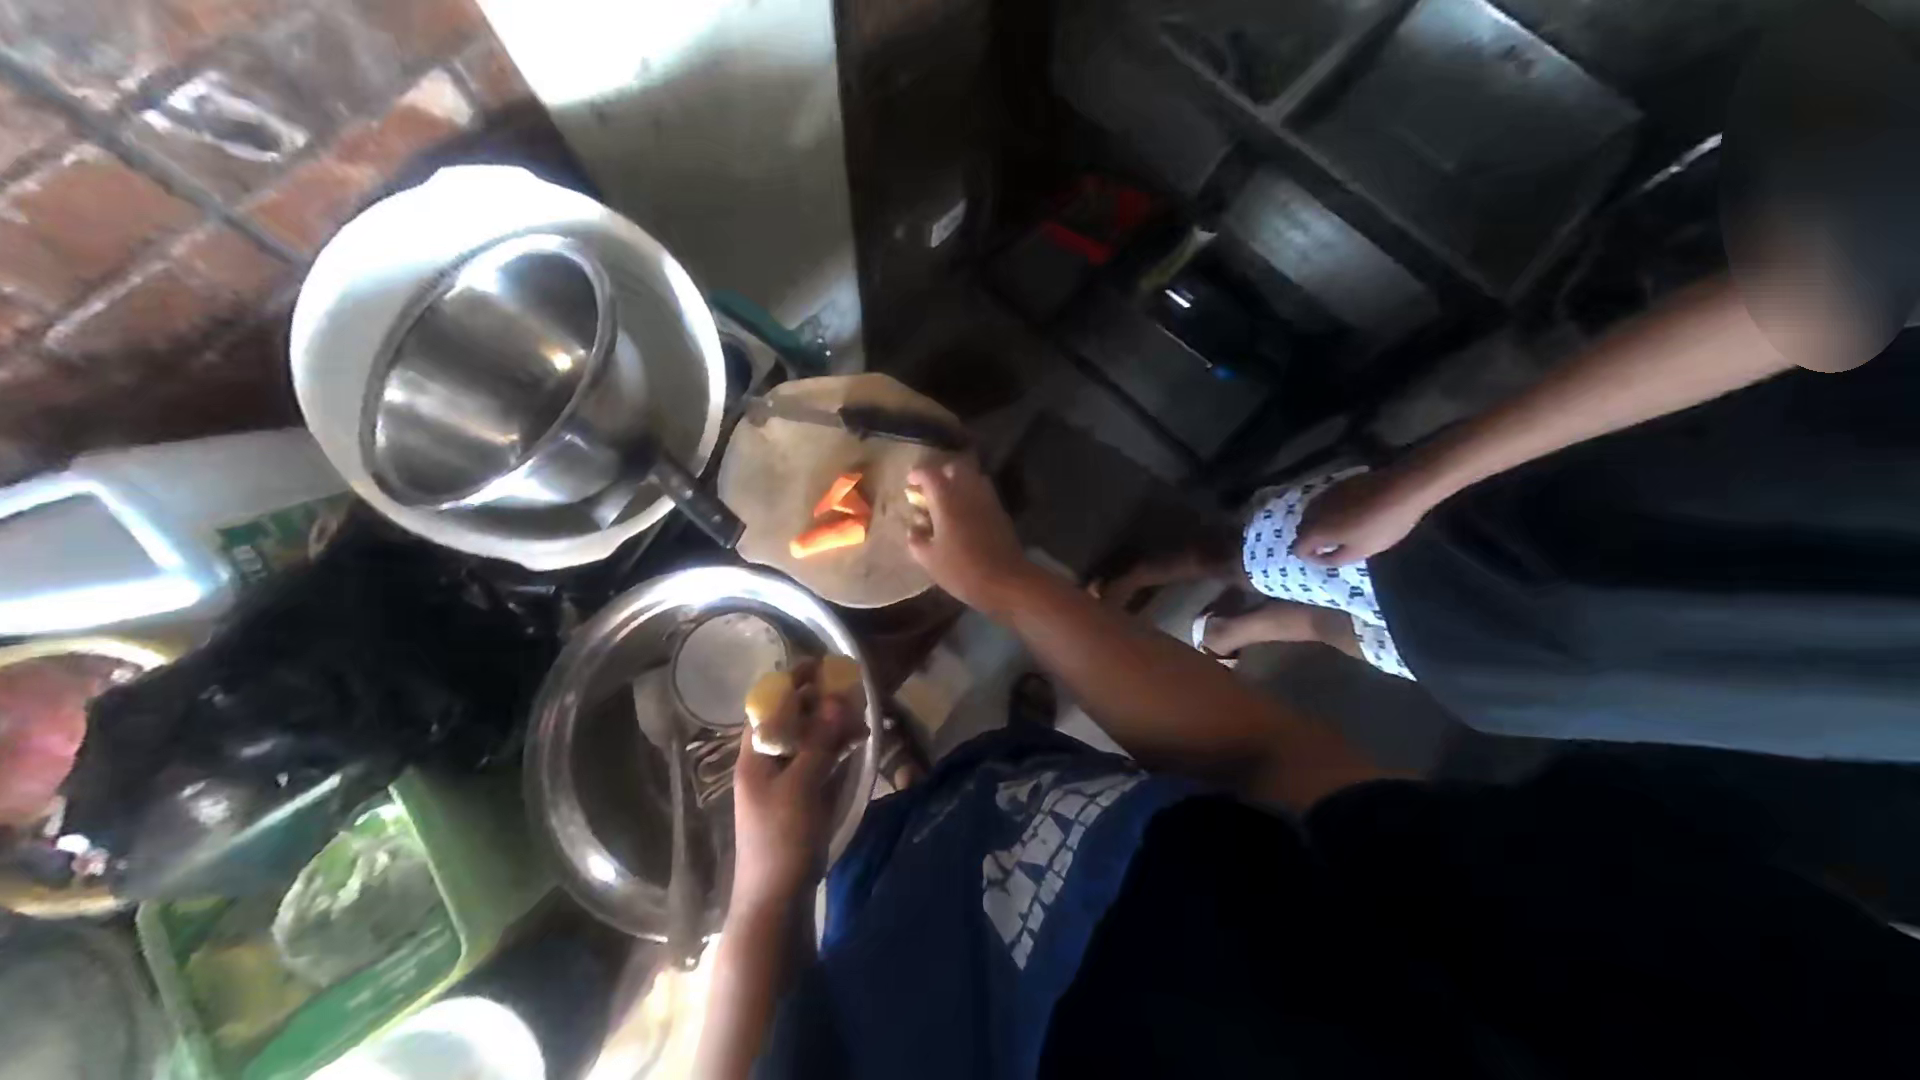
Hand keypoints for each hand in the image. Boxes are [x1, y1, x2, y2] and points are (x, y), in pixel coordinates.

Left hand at [731, 662, 866, 908]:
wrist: (776, 902)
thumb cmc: (782, 841)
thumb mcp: (802, 788)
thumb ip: (818, 741)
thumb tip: (833, 698)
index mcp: (754, 756)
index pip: (769, 705)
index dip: (793, 682)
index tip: (822, 666)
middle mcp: (766, 763)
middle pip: (791, 720)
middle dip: (819, 702)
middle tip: (851, 691)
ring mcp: (783, 781)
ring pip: (808, 740)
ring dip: (832, 724)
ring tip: (861, 717)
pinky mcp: (800, 799)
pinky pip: (818, 761)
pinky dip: (836, 748)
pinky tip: (858, 744)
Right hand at [906, 458, 1038, 618]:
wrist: (1007, 580)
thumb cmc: (963, 570)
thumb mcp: (930, 560)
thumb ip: (917, 540)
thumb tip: (914, 529)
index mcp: (946, 499)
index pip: (929, 474)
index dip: (917, 475)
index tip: (910, 483)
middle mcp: (968, 491)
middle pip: (956, 466)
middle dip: (941, 472)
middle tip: (931, 488)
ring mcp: (988, 500)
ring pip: (974, 476)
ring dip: (960, 481)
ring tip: (949, 499)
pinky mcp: (1001, 511)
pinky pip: (984, 492)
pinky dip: (972, 494)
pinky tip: (966, 514)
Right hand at [1290, 467, 1434, 566]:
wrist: (1401, 488)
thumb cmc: (1380, 526)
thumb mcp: (1360, 552)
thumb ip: (1334, 559)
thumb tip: (1318, 559)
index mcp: (1314, 531)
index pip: (1298, 549)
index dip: (1310, 557)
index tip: (1328, 559)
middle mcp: (1311, 513)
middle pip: (1302, 531)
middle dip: (1313, 541)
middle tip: (1335, 546)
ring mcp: (1323, 496)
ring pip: (1313, 515)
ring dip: (1322, 525)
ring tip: (1343, 529)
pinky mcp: (1336, 485)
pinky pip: (1325, 504)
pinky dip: (1331, 512)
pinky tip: (1351, 513)